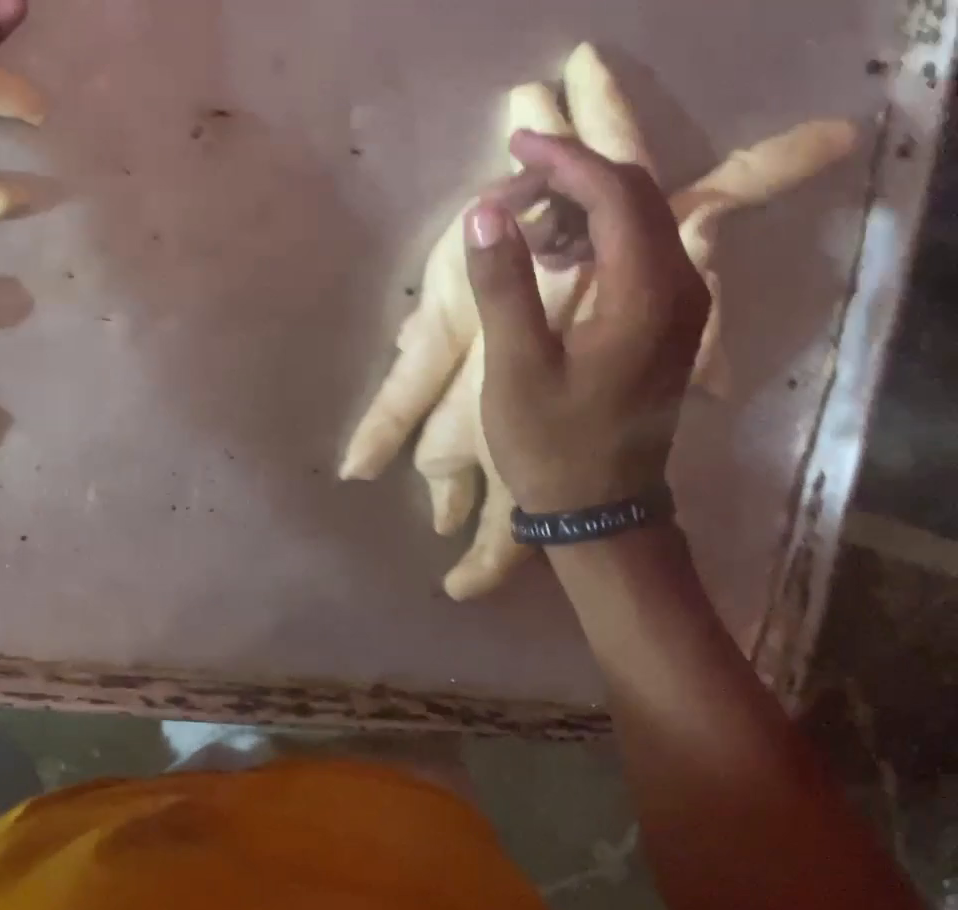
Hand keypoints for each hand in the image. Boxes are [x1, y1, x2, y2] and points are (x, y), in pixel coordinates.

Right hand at [465, 132, 709, 513]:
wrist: (599, 508)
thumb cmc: (550, 444)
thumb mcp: (514, 368)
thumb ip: (503, 286)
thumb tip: (484, 213)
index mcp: (645, 292)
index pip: (615, 196)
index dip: (566, 162)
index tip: (515, 147)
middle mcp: (680, 286)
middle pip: (637, 199)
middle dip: (578, 171)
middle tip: (518, 164)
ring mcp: (680, 305)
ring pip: (641, 223)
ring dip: (587, 200)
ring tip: (527, 200)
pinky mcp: (665, 323)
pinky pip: (638, 253)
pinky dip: (595, 234)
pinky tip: (554, 246)